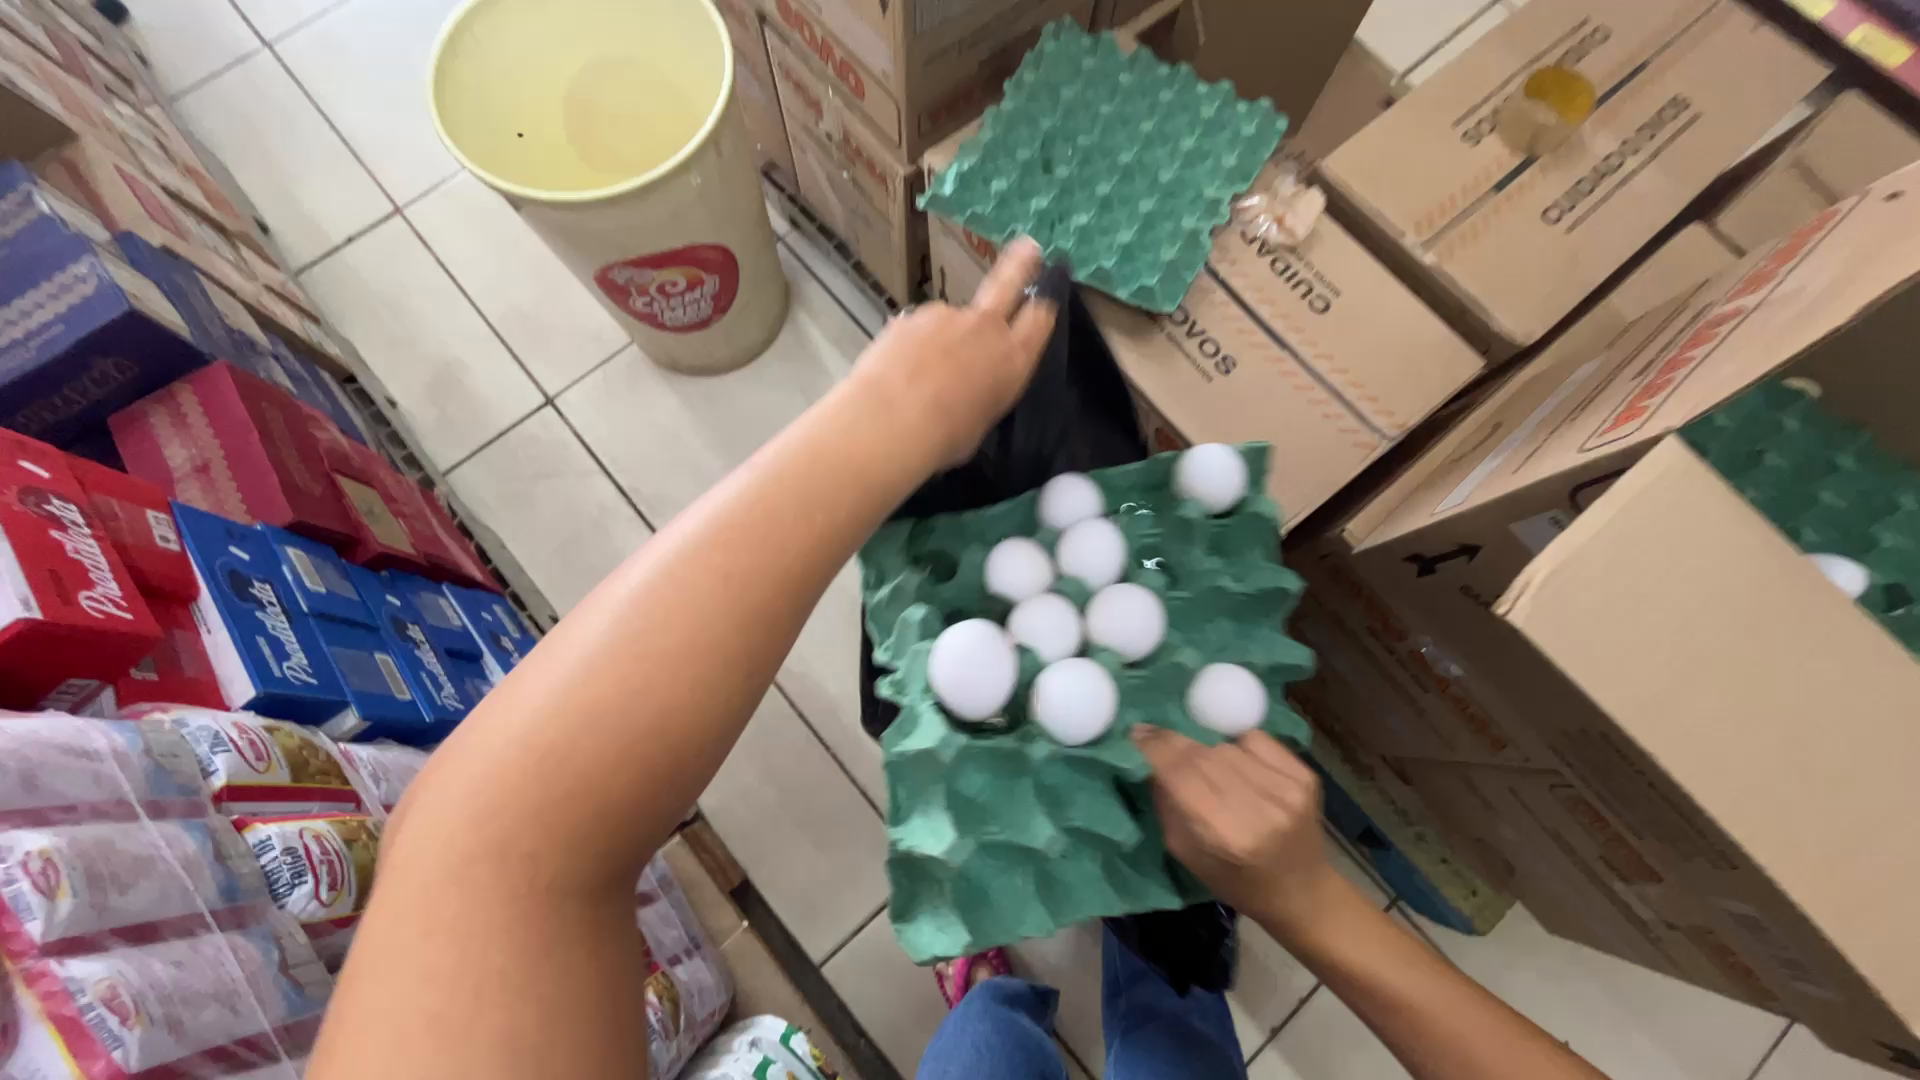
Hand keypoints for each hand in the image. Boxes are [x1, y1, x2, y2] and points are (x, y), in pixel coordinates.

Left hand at [849, 237, 1065, 467]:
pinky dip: (912, 345)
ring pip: (951, 320)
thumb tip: (967, 391)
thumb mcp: (979, 422)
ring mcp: (946, 316)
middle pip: (1009, 282)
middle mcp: (986, 329)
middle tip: (1028, 246)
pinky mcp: (911, 316)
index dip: (1044, 303)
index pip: (1040, 319)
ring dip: (941, 338)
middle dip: (1021, 263)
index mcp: (1013, 360)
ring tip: (918, 373)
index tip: (1045, 291)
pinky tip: (897, 371)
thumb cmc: (945, 438)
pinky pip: (918, 330)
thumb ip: (981, 394)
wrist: (890, 422)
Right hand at [1134, 725, 1342, 928]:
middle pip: (1202, 753)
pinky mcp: (1305, 775)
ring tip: (1203, 763)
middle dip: (1173, 743)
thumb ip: (1166, 803)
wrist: (1304, 892)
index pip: (1181, 772)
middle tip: (1156, 740)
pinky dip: (1239, 745)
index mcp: (1227, 834)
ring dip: (1205, 747)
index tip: (1136, 734)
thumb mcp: (1186, 852)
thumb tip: (1147, 758)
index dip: (1155, 747)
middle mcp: (1261, 808)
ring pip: (1226, 745)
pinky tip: (1239, 763)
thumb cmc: (1237, 881)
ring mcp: (1287, 789)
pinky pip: (1257, 740)